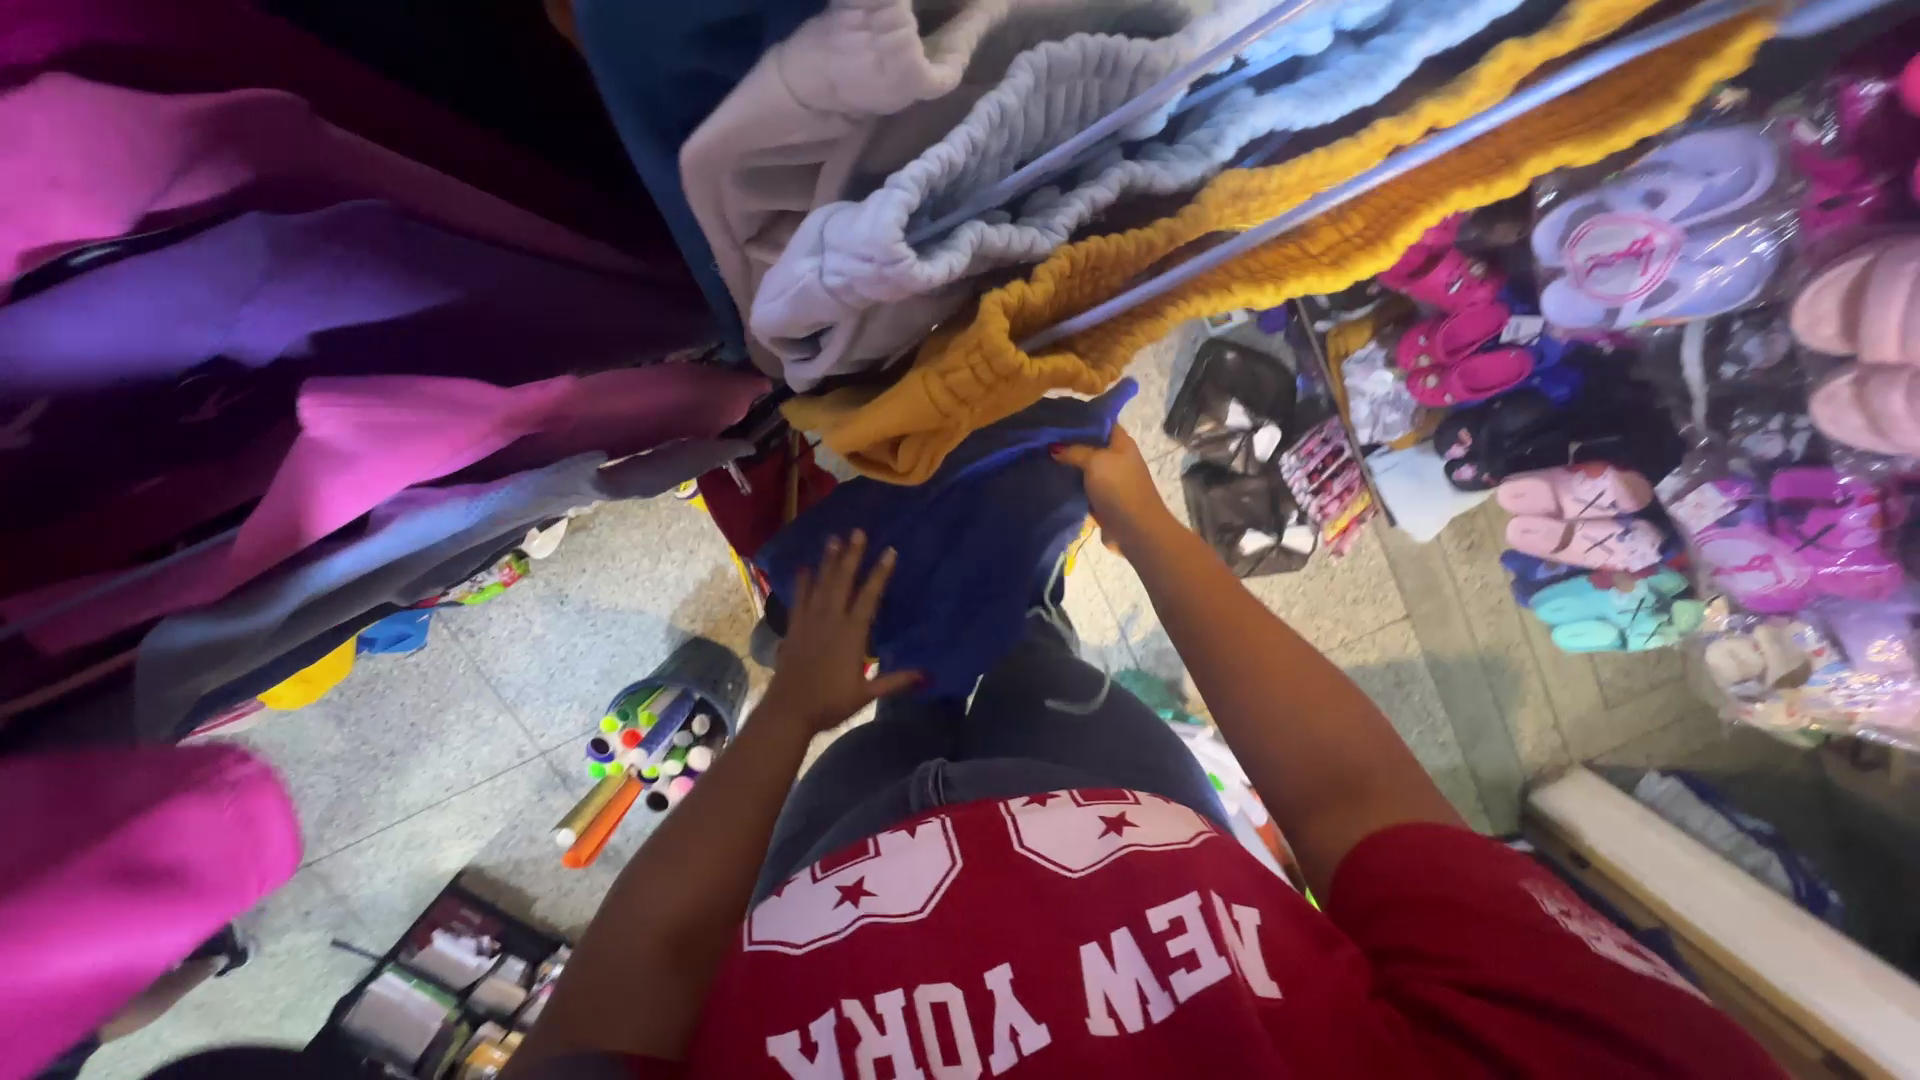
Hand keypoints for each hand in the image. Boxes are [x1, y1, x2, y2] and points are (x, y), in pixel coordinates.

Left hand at [759, 531, 920, 733]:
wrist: (788, 711)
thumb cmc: (830, 703)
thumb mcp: (866, 695)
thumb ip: (895, 681)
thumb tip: (927, 675)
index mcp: (851, 635)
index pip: (869, 597)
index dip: (880, 573)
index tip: (889, 551)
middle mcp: (830, 621)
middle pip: (842, 582)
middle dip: (851, 556)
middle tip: (857, 532)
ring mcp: (809, 622)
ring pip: (821, 585)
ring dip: (828, 562)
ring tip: (833, 539)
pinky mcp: (794, 629)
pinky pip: (799, 599)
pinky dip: (802, 583)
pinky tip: (804, 568)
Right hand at [1051, 426, 1177, 557]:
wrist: (1135, 529)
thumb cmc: (1118, 488)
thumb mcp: (1095, 461)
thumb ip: (1074, 451)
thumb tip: (1054, 448)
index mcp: (1121, 442)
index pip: (1100, 421)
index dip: (1080, 417)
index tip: (1055, 416)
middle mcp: (1116, 458)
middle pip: (1089, 444)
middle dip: (1068, 442)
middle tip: (1041, 438)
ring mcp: (1108, 480)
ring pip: (1083, 467)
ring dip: (1066, 465)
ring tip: (1039, 456)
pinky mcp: (1101, 499)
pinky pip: (1081, 487)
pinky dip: (1068, 484)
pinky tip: (1049, 479)